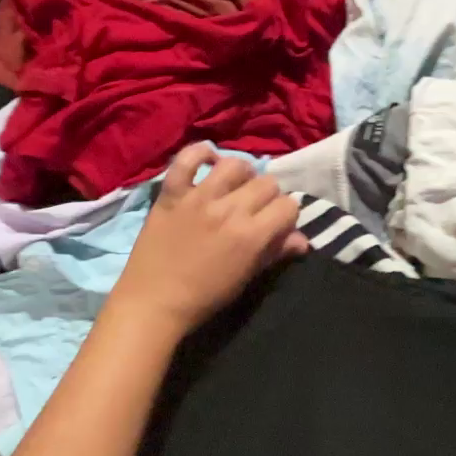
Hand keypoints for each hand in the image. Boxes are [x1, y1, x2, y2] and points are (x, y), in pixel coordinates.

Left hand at [107, 144, 307, 335]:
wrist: (153, 302)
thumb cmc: (204, 297)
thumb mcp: (246, 278)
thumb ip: (275, 253)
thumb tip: (303, 240)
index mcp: (251, 235)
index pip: (288, 205)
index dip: (287, 214)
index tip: (276, 224)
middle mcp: (229, 209)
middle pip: (266, 183)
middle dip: (268, 196)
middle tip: (255, 209)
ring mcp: (199, 197)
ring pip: (234, 165)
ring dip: (242, 174)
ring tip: (235, 187)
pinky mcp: (172, 192)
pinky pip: (187, 159)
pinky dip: (199, 154)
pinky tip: (207, 161)